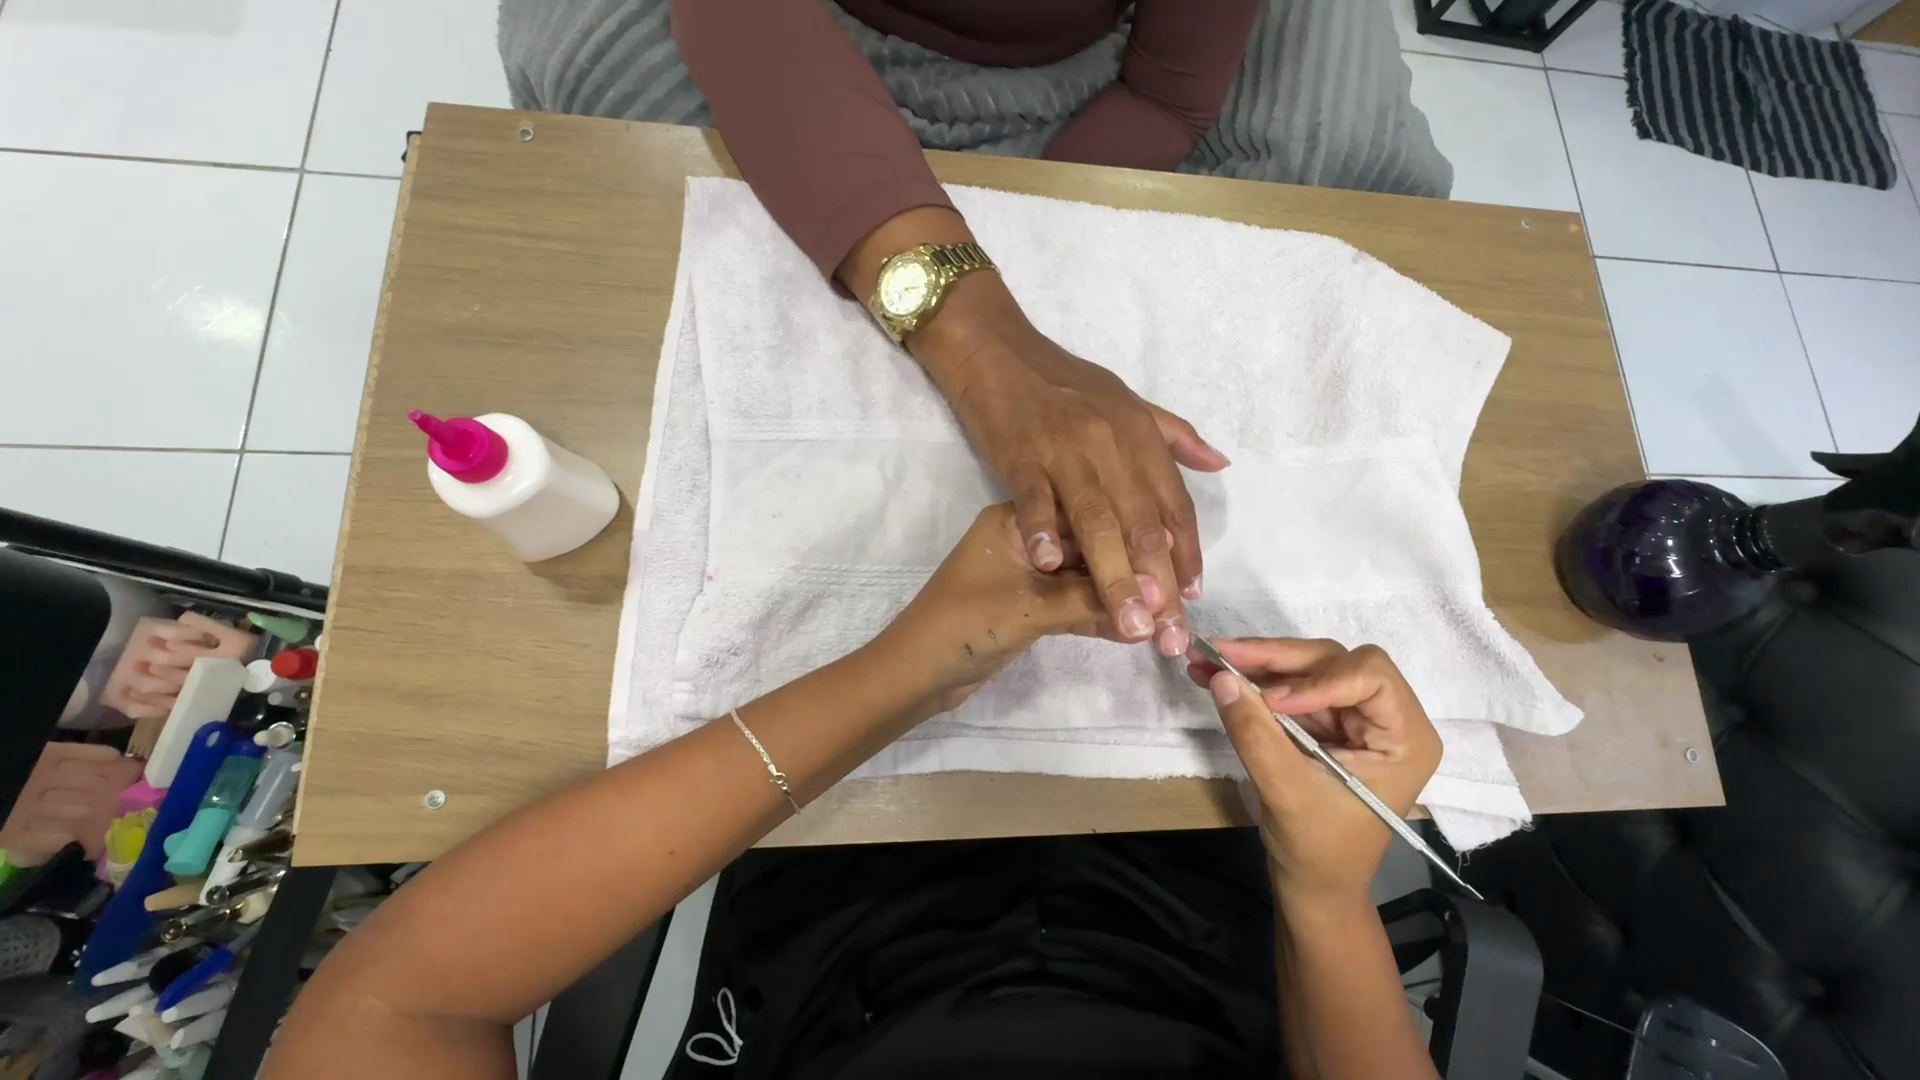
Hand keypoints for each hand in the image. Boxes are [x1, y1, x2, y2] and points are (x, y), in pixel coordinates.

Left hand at [882, 503, 1161, 711]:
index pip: (1087, 516)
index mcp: (1018, 520)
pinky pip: (1074, 604)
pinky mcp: (1028, 606)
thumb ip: (1092, 601)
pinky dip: (1100, 616)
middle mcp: (1027, 539)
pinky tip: (1136, 630)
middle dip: (1132, 571)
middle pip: (1092, 548)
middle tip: (1179, 592)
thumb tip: (1157, 598)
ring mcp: (1028, 574)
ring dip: (1120, 598)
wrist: (915, 674)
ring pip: (1086, 579)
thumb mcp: (1031, 608)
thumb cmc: (964, 626)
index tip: (1175, 555)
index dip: (1130, 535)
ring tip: (1166, 616)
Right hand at [916, 286, 1228, 658]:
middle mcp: (1111, 446)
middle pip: (1143, 523)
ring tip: (1129, 624)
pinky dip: (1044, 532)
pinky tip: (1050, 568)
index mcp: (1139, 436)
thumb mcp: (1128, 401)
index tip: (1194, 599)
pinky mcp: (1021, 456)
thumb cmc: (1064, 381)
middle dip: (1160, 583)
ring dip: (1115, 576)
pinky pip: (1036, 499)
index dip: (1187, 553)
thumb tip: (1220, 462)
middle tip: (1169, 634)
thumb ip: (1175, 436)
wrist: (998, 351)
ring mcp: (1065, 451)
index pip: (1174, 504)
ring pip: (1097, 521)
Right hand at [1188, 639, 1442, 903]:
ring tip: (1207, 659)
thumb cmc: (1318, 847)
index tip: (1273, 701)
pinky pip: (1286, 686)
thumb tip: (1221, 677)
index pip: (1370, 675)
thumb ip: (1255, 733)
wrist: (1312, 883)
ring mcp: (1351, 715)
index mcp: (1405, 737)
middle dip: (1274, 658)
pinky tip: (1212, 675)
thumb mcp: (1286, 791)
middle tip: (1220, 653)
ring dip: (1255, 663)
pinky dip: (1251, 680)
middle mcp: (1385, 716)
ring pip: (1304, 667)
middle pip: (1332, 661)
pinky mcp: (1322, 719)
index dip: (1320, 679)